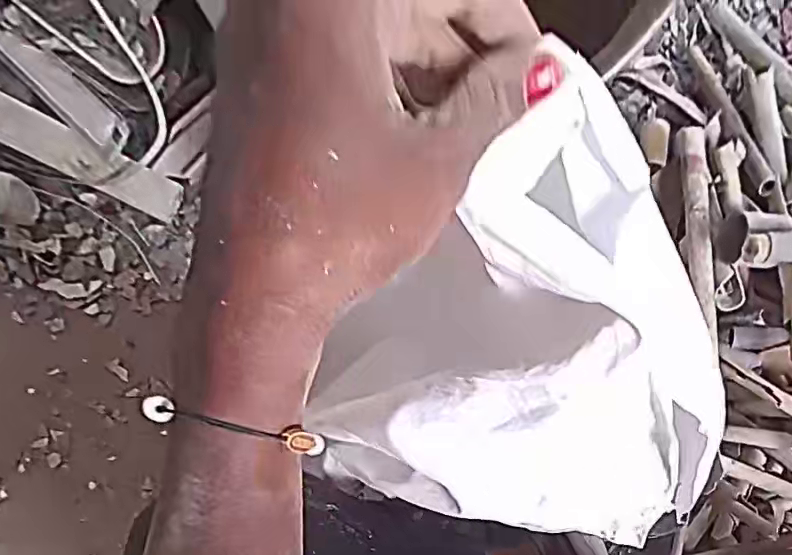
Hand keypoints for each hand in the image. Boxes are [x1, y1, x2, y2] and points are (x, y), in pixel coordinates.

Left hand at [189, 0, 548, 344]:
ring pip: (376, 30)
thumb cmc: (320, 233)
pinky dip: (391, 86)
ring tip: (472, 126)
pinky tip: (422, 134)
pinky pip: (343, 60)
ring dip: (433, 71)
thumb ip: (495, 102)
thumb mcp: (437, 163)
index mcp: (331, 0)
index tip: (531, 62)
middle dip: (470, 49)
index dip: (504, 23)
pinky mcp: (265, 82)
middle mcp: (288, 3)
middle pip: (408, 1)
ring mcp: (269, 40)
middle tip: (509, 97)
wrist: (261, 289)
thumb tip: (529, 75)